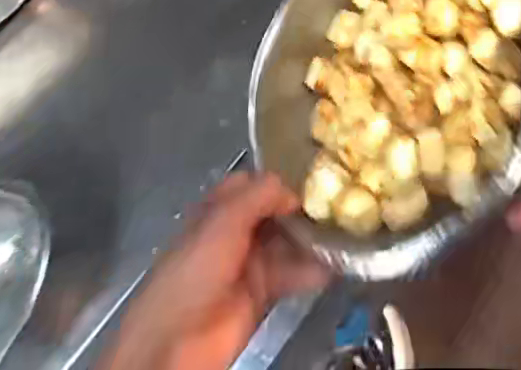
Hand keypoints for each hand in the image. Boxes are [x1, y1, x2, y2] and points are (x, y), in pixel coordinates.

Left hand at [103, 173, 329, 369]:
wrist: (174, 346)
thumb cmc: (194, 272)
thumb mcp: (223, 221)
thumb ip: (261, 195)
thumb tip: (296, 191)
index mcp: (218, 211)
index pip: (253, 184)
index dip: (279, 179)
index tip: (313, 175)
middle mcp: (236, 232)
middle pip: (276, 211)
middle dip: (305, 206)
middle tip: (340, 200)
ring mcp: (250, 263)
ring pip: (288, 241)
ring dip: (314, 236)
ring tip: (345, 230)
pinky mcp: (263, 292)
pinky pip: (293, 273)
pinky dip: (314, 268)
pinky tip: (336, 262)